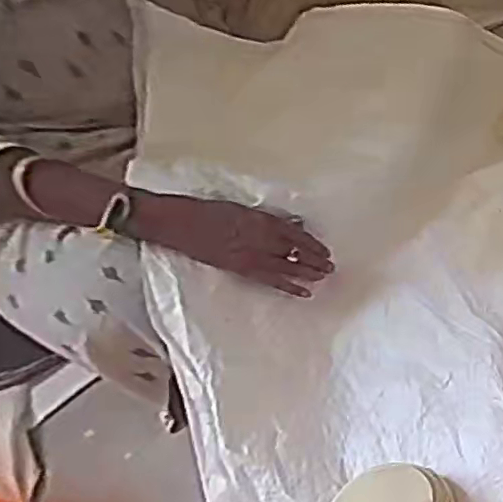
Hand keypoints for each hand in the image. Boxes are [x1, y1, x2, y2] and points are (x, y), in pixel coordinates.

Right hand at [127, 194, 333, 296]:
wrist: (172, 221)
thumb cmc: (204, 210)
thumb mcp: (242, 209)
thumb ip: (268, 219)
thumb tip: (293, 225)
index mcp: (263, 221)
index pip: (298, 236)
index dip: (314, 245)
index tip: (326, 251)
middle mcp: (263, 239)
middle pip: (298, 253)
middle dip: (317, 260)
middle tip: (331, 267)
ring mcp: (253, 255)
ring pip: (291, 267)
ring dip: (310, 273)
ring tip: (324, 277)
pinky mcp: (242, 269)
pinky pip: (272, 280)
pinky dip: (291, 287)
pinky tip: (306, 293)